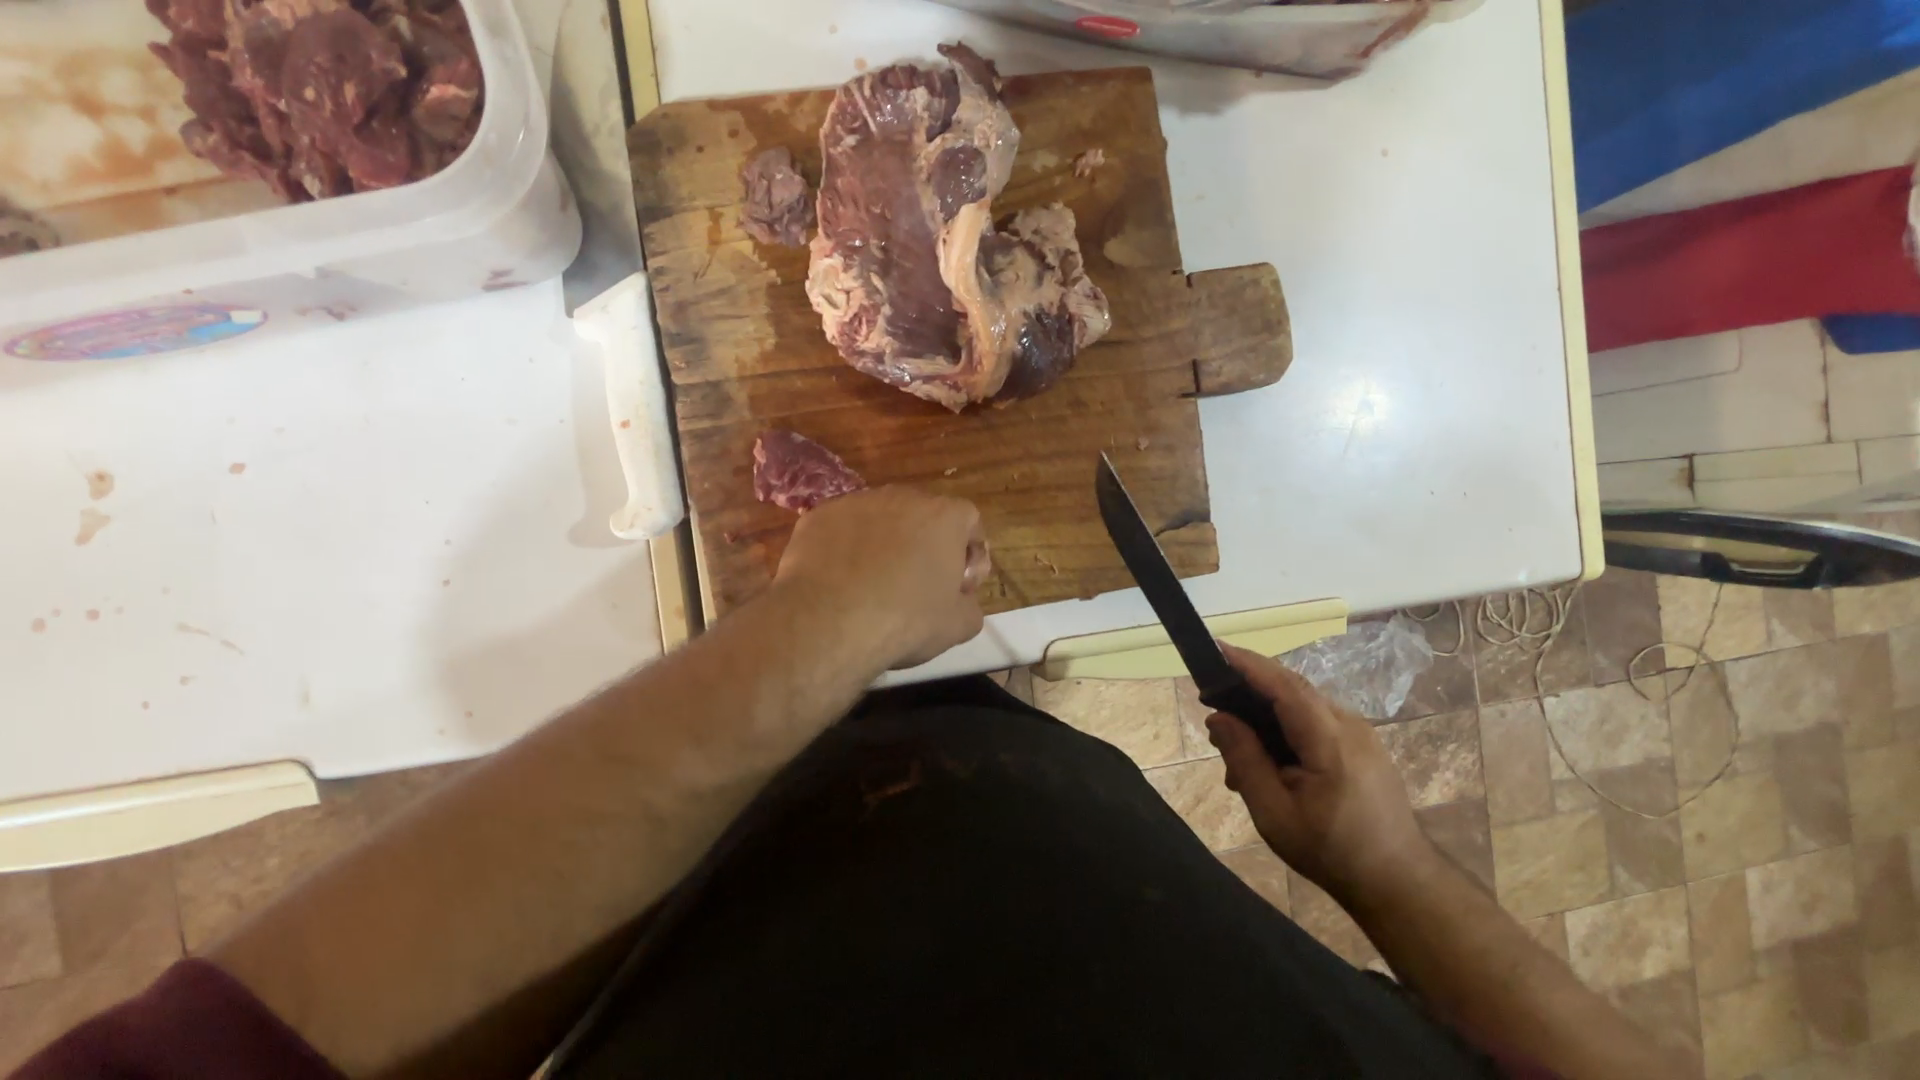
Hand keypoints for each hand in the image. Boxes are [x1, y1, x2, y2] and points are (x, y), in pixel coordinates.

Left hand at [774, 487, 990, 668]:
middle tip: (915, 585)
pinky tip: (838, 581)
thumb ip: (970, 604)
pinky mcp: (819, 516)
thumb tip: (960, 598)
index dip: (968, 554)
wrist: (828, 622)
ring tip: (871, 584)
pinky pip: (842, 529)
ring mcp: (857, 502)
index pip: (969, 522)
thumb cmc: (905, 621)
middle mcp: (903, 497)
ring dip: (882, 543)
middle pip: (922, 516)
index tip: (957, 585)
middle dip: (923, 545)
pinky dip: (844, 548)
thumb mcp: (959, 625)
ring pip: (879, 520)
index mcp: (945, 516)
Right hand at [1205, 643, 1436, 907]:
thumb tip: (1218, 718)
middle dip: (1249, 688)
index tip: (1215, 649)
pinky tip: (1267, 759)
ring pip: (1303, 706)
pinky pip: (1316, 722)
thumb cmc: (1331, 852)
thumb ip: (1245, 761)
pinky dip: (1285, 727)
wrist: (1398, 882)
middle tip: (1210, 704)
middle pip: (1293, 689)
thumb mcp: (1274, 814)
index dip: (1248, 665)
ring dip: (1265, 713)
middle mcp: (1349, 726)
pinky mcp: (1362, 747)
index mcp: (1330, 741)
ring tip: (1234, 746)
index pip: (1284, 686)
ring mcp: (1360, 735)